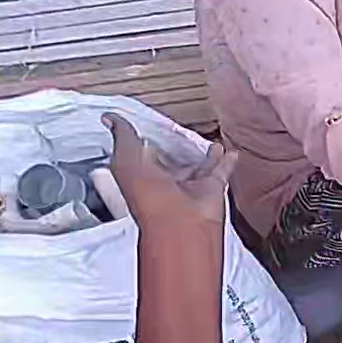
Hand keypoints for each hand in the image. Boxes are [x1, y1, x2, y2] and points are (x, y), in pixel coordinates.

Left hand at [103, 113, 235, 231]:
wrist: (180, 224)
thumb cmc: (149, 199)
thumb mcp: (126, 160)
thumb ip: (123, 137)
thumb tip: (110, 118)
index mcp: (143, 176)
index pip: (144, 154)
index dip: (147, 141)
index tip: (150, 127)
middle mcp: (167, 183)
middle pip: (174, 162)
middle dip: (178, 150)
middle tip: (183, 136)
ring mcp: (191, 187)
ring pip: (199, 167)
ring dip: (205, 155)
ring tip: (211, 144)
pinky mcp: (211, 189)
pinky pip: (221, 171)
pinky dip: (227, 161)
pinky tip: (231, 152)